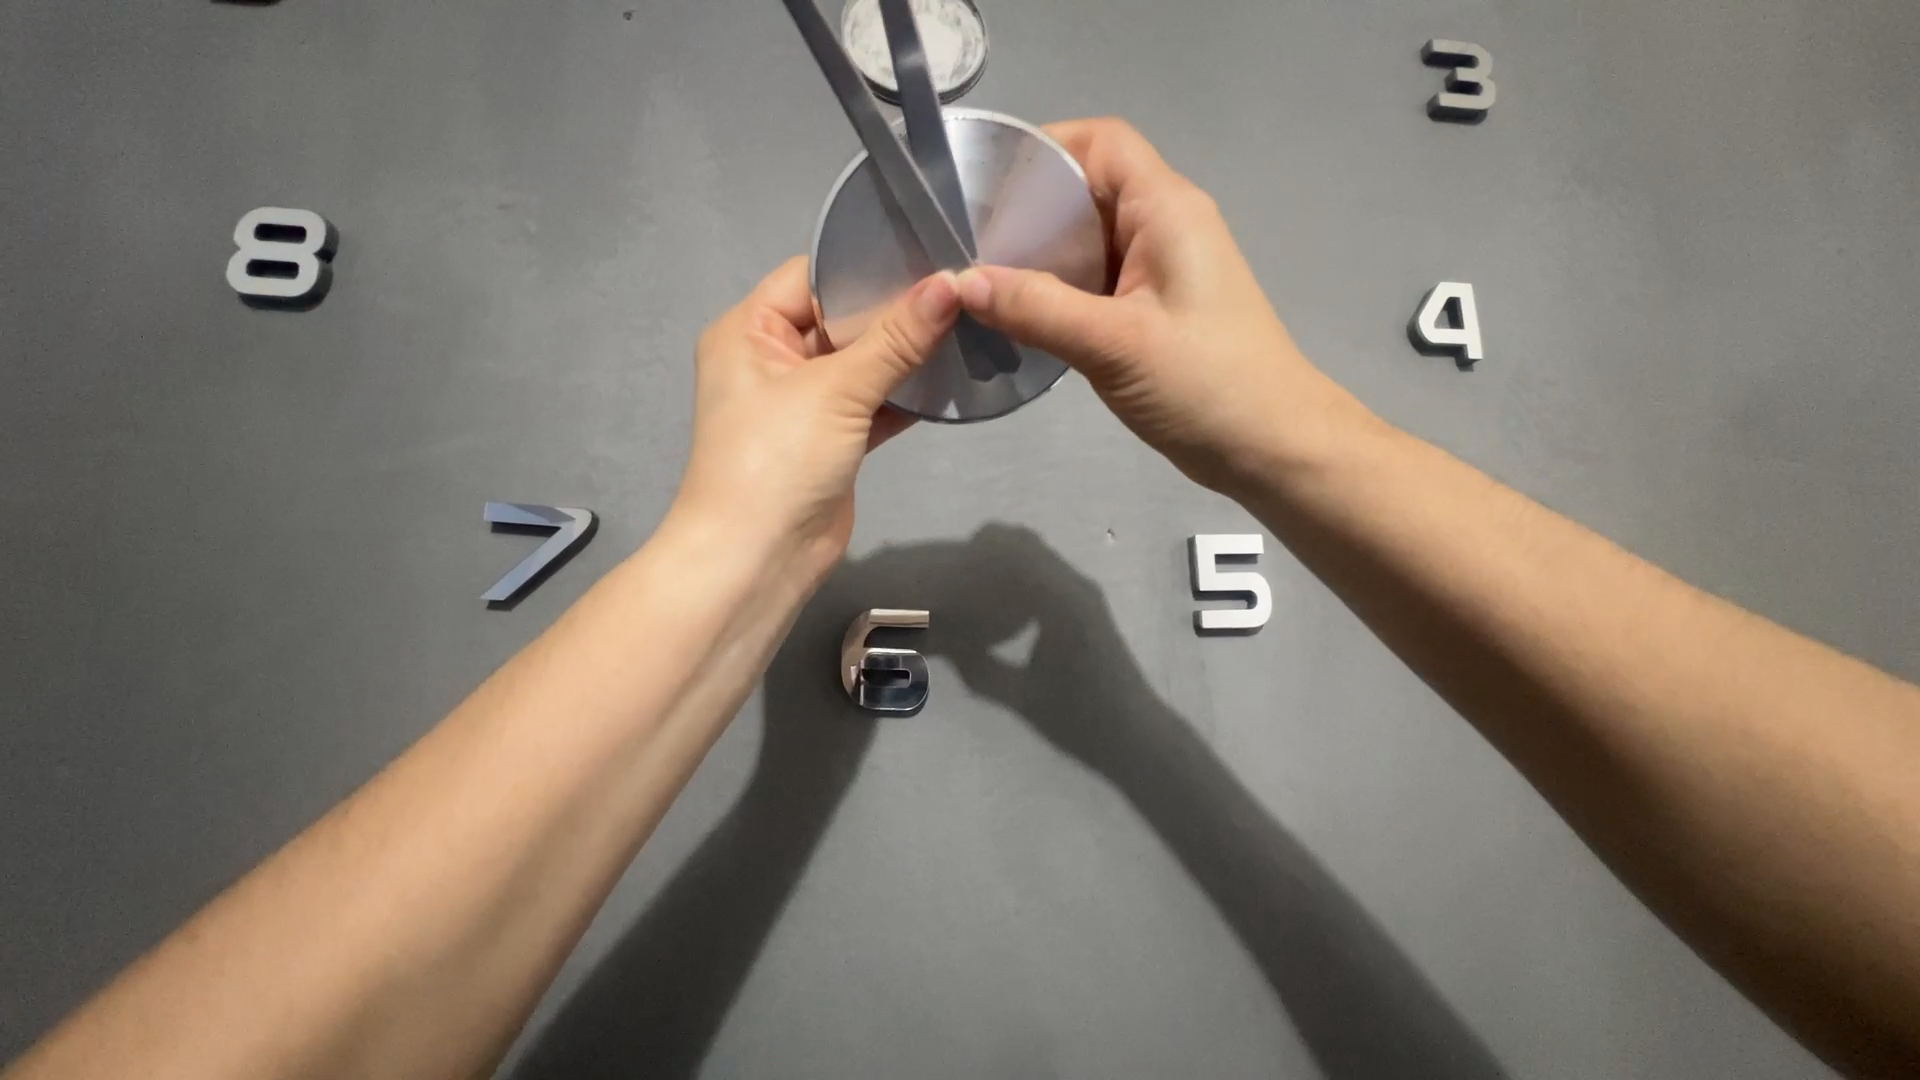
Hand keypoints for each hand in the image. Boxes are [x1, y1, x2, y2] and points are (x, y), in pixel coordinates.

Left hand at [671, 257, 960, 583]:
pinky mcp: (831, 440)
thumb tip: (952, 285)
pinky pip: (871, 403)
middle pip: (840, 320)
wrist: (760, 557)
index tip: (928, 254)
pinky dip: (903, 395)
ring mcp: (803, 404)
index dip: (865, 265)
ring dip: (904, 355)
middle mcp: (772, 360)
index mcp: (749, 331)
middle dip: (895, 311)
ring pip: (860, 364)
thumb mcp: (836, 390)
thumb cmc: (779, 458)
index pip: (812, 276)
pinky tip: (949, 379)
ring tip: (965, 326)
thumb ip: (896, 339)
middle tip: (960, 289)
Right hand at [955, 118, 1372, 495]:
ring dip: (1039, 258)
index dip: (1044, 148)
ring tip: (981, 280)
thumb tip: (961, 282)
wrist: (1269, 446)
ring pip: (1089, 243)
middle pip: (1089, 191)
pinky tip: (1019, 318)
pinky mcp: (1153, 313)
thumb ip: (1037, 308)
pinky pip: (1095, 285)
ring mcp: (1161, 273)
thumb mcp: (1113, 343)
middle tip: (968, 243)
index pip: (1101, 143)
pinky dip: (1057, 294)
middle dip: (1028, 210)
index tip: (986, 184)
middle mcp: (1165, 227)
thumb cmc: (1204, 384)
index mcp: (1166, 209)